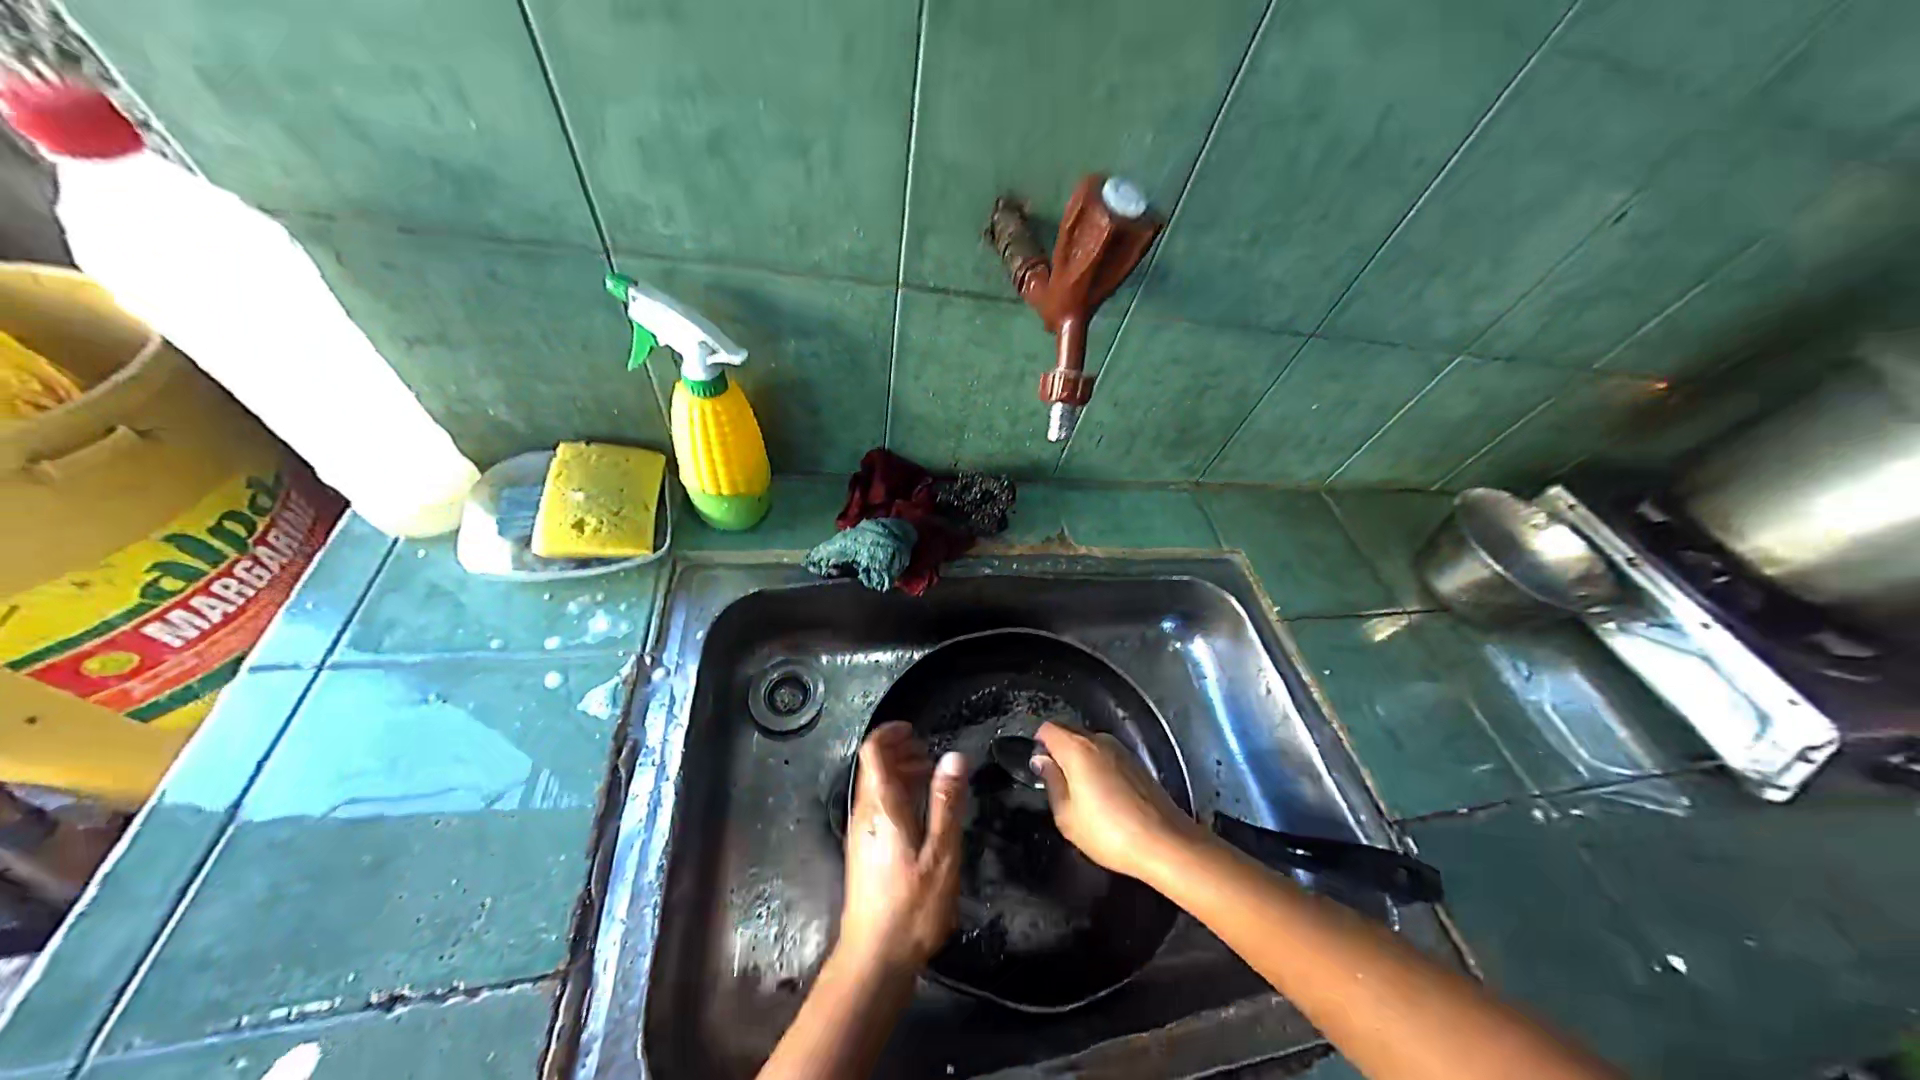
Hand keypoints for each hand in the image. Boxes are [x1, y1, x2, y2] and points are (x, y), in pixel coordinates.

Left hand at [838, 722, 966, 972]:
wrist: (874, 958)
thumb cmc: (911, 907)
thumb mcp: (941, 854)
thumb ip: (947, 803)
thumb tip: (953, 757)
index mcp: (881, 808)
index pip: (873, 753)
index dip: (889, 734)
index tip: (914, 729)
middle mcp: (865, 814)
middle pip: (873, 767)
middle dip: (899, 751)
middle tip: (928, 752)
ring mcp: (862, 833)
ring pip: (876, 787)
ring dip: (899, 773)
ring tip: (930, 775)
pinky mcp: (864, 851)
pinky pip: (878, 806)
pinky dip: (897, 794)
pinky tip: (921, 811)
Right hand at [1031, 721, 1203, 881]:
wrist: (1165, 844)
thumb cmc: (1110, 833)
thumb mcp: (1066, 816)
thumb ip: (1051, 782)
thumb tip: (1042, 762)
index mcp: (1078, 748)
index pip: (1048, 729)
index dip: (1038, 745)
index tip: (1038, 767)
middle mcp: (1100, 741)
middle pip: (1069, 731)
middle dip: (1058, 750)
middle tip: (1055, 782)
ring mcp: (1122, 750)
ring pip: (1090, 744)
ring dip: (1080, 760)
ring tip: (1080, 793)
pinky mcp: (1138, 764)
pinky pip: (1107, 756)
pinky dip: (1099, 767)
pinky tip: (1102, 796)